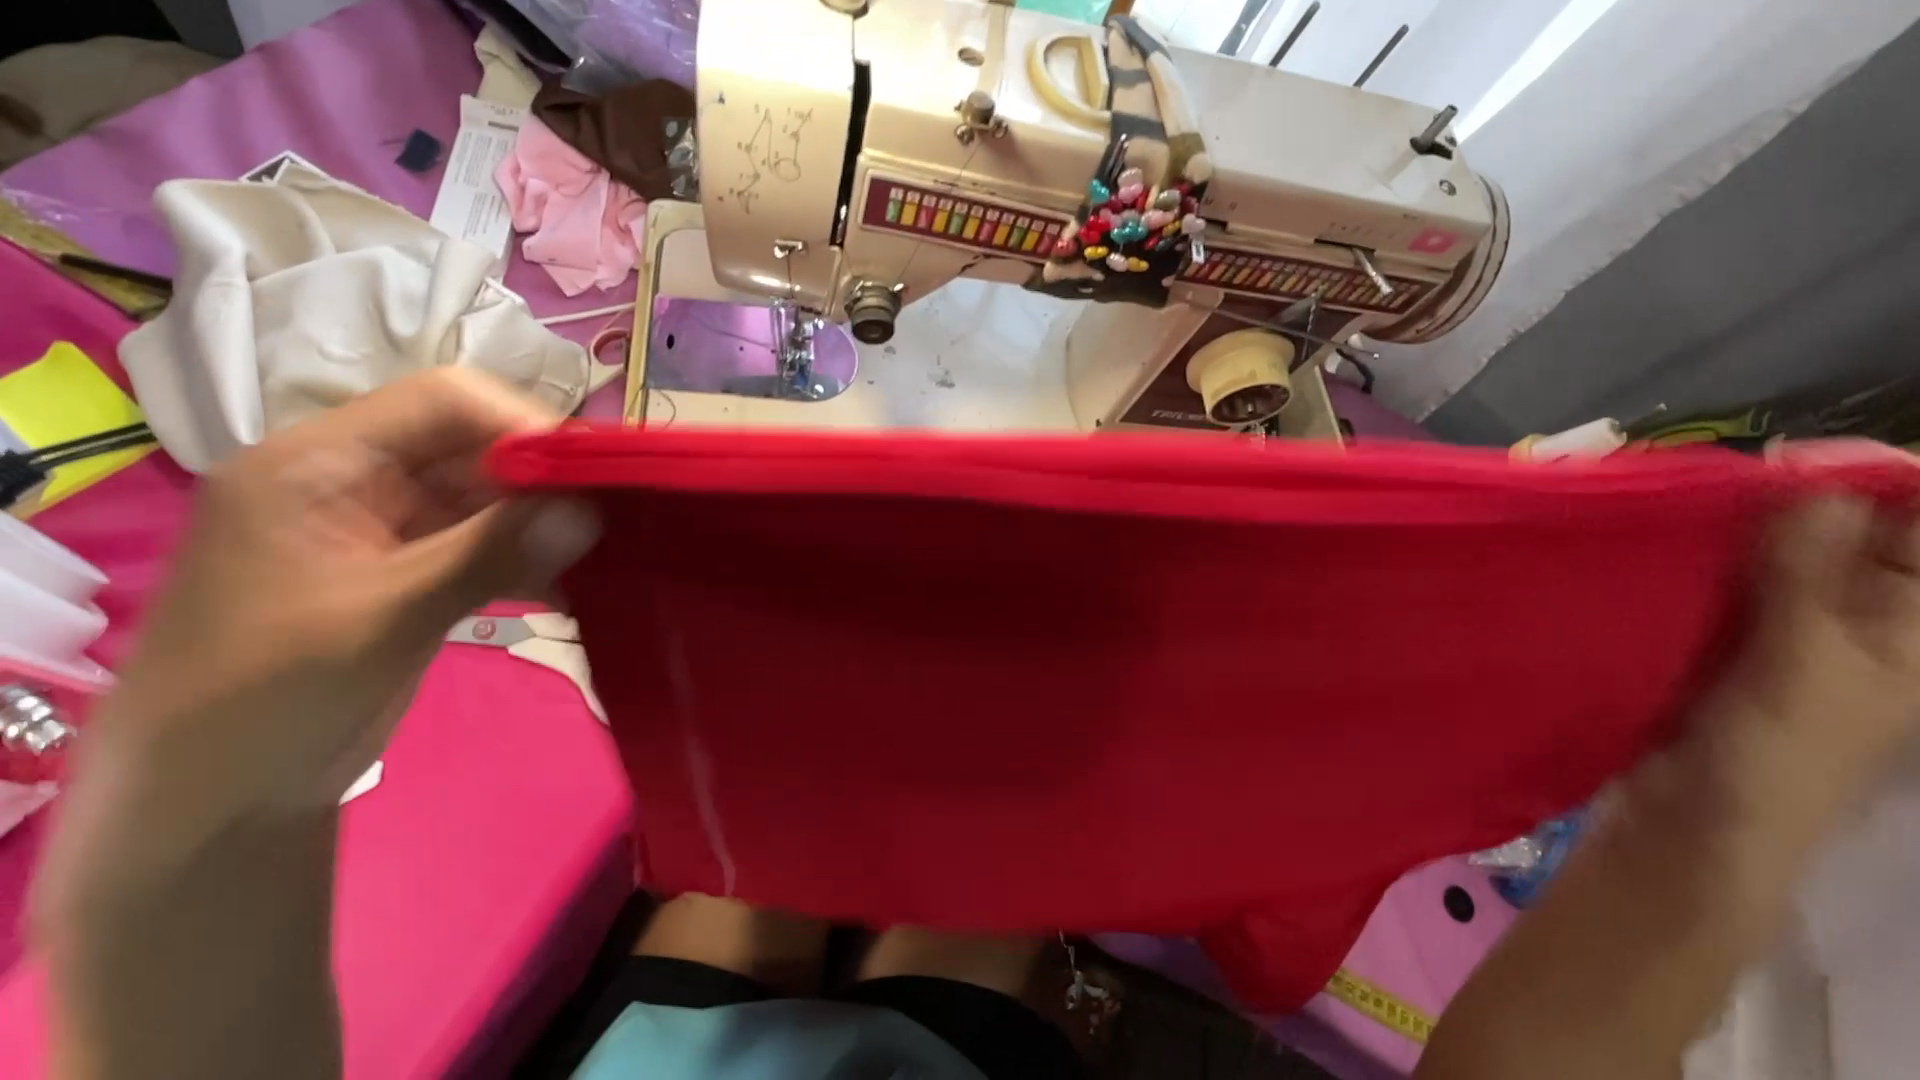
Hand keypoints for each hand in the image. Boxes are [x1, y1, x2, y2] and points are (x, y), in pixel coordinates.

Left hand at [76, 369, 598, 829]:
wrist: (215, 797)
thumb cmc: (270, 696)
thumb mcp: (384, 616)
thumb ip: (488, 553)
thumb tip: (590, 508)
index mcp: (319, 461)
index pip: (443, 402)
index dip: (524, 426)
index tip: (594, 476)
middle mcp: (356, 478)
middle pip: (473, 447)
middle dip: (547, 480)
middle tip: (618, 519)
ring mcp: (385, 528)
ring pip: (488, 499)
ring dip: (545, 524)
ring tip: (608, 556)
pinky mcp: (410, 572)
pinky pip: (485, 545)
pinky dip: (530, 561)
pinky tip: (575, 589)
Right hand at [1695, 489, 1919, 822]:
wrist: (1687, 827)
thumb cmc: (1772, 758)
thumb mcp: (1805, 665)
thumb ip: (1809, 574)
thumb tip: (1813, 479)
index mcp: (1910, 626)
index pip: (1916, 527)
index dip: (1871, 482)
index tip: (1791, 462)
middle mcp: (1856, 617)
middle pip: (1844, 530)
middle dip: (1792, 496)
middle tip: (1723, 475)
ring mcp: (1783, 627)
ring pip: (1771, 551)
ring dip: (1733, 525)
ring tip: (1678, 499)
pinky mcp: (1716, 639)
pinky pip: (1716, 580)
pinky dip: (1693, 558)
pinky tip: (1656, 541)